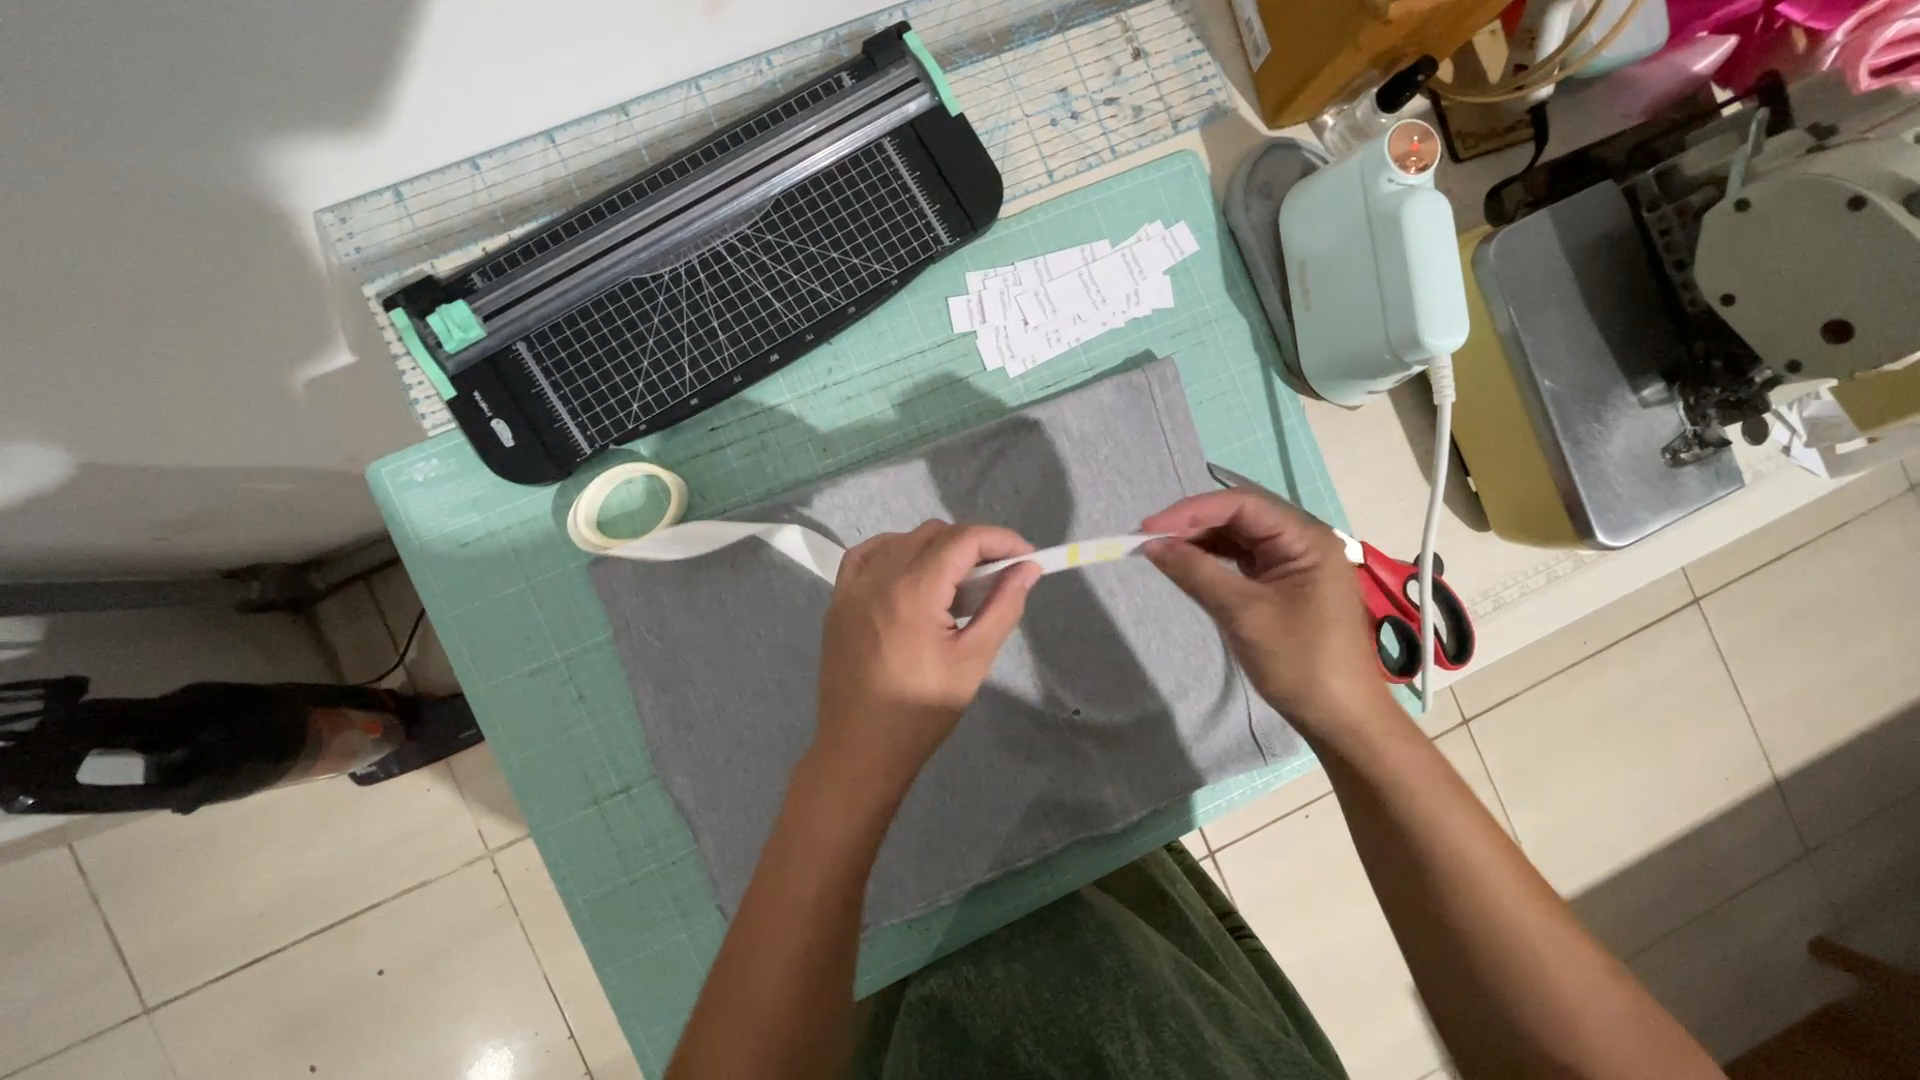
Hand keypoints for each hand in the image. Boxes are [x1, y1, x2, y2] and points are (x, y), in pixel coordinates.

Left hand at [813, 521, 1042, 800]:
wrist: (860, 749)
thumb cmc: (922, 712)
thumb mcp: (973, 660)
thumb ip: (1003, 607)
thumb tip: (1027, 569)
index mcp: (913, 591)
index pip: (963, 539)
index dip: (1001, 539)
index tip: (1027, 557)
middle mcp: (878, 577)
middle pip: (934, 534)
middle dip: (973, 545)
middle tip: (998, 577)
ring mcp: (852, 588)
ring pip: (901, 540)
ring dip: (936, 548)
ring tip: (958, 584)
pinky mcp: (838, 602)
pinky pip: (867, 556)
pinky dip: (895, 552)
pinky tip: (912, 574)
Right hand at [1142, 490, 1387, 728]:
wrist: (1340, 718)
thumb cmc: (1300, 662)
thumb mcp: (1243, 613)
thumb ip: (1196, 572)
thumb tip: (1151, 545)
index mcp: (1307, 538)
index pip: (1242, 505)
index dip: (1191, 511)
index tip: (1148, 529)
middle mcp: (1303, 542)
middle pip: (1240, 517)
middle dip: (1192, 524)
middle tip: (1147, 540)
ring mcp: (1295, 564)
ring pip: (1239, 538)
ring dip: (1199, 542)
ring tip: (1160, 550)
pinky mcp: (1284, 586)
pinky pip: (1243, 561)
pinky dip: (1213, 562)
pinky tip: (1187, 565)